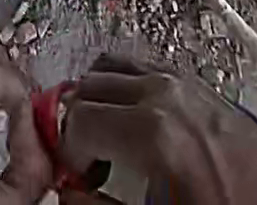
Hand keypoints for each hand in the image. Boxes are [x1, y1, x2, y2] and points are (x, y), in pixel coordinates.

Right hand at [59, 54, 256, 204]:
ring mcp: (177, 80)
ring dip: (95, 97)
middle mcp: (161, 93)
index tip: (72, 176)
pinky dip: (120, 84)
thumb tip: (70, 194)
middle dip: (75, 122)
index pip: (78, 119)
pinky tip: (129, 121)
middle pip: (88, 85)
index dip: (65, 151)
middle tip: (82, 162)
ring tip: (102, 138)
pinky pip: (138, 64)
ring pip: (109, 66)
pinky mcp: (190, 79)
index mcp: (152, 132)